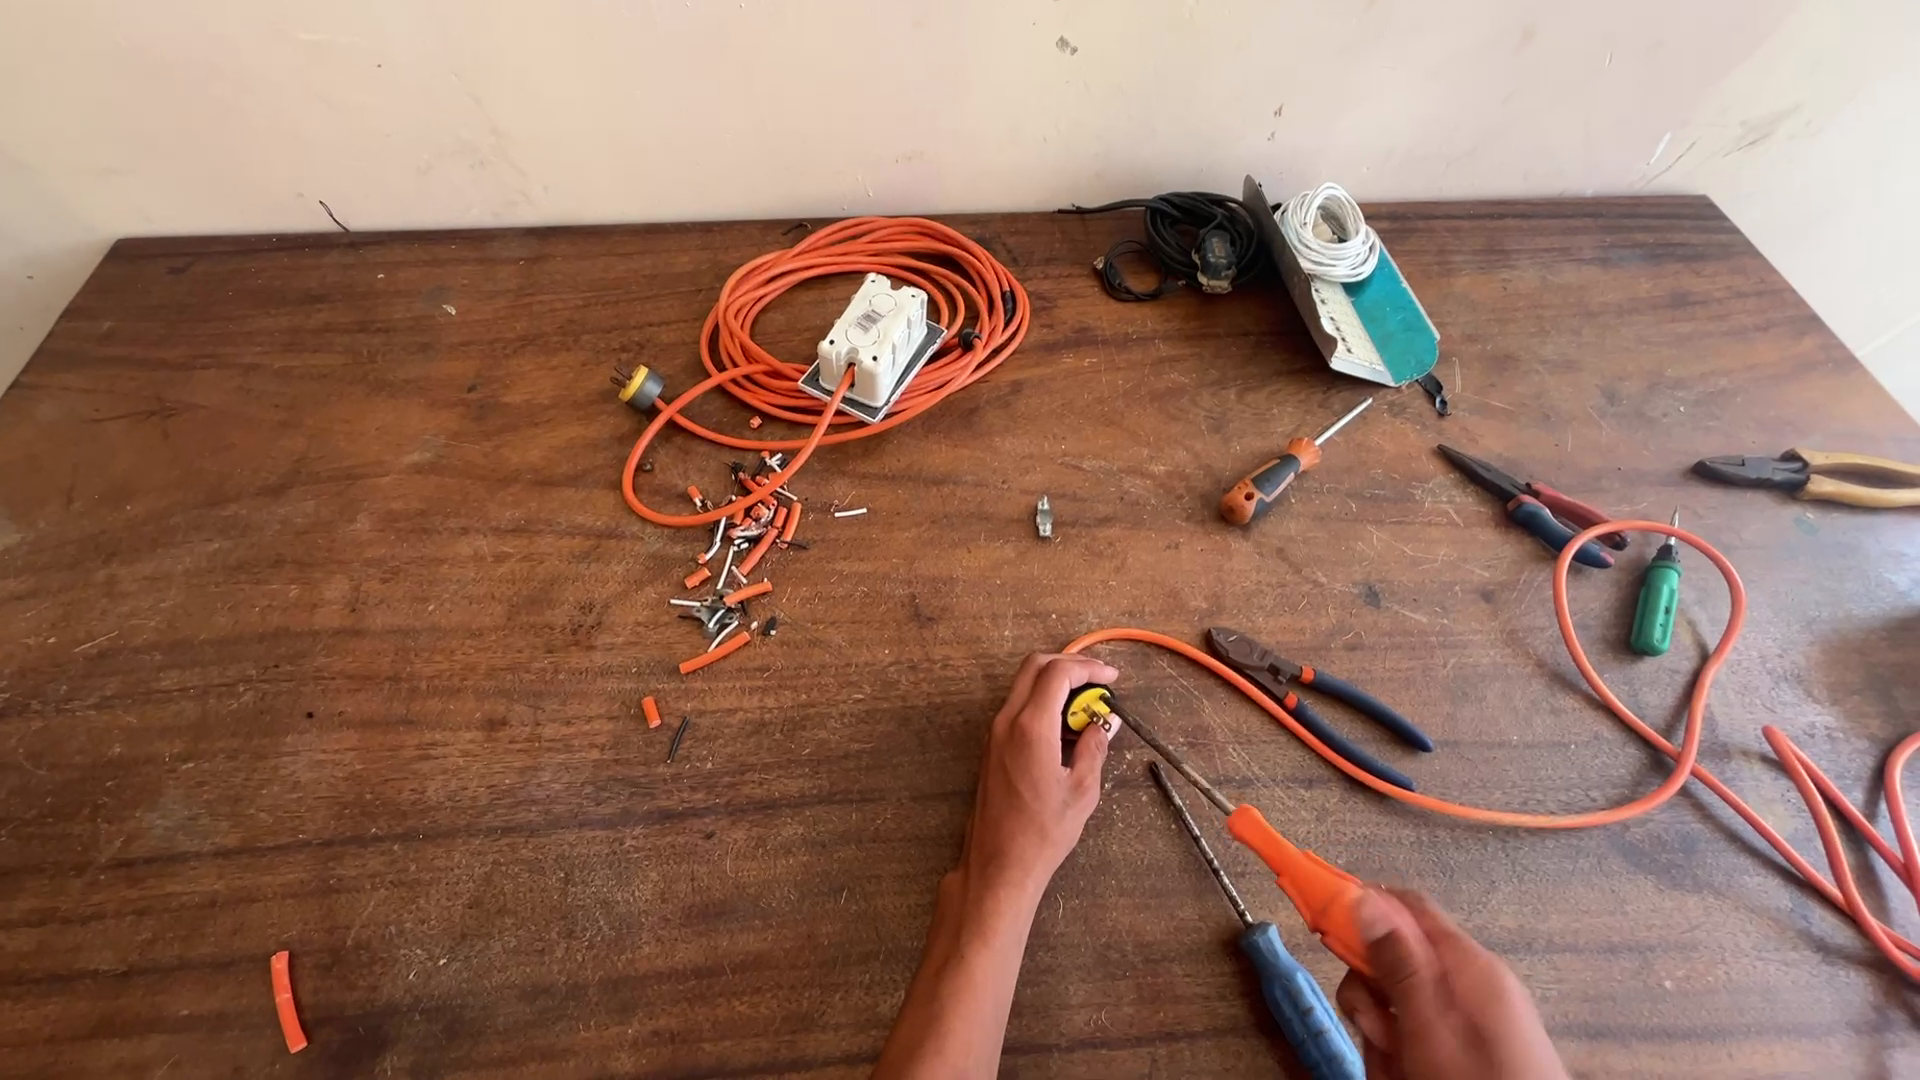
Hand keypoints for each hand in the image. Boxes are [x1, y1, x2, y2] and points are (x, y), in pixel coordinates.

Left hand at [958, 653, 1117, 899]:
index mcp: (1030, 727)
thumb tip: (1106, 722)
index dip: (1088, 668)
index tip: (1112, 678)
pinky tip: (1065, 729)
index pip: (1057, 672)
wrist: (999, 863)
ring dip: (1055, 685)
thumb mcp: (1082, 790)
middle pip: (1034, 666)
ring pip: (1024, 685)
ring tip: (1086, 708)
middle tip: (1098, 681)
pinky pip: (1017, 708)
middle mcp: (1006, 721)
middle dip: (1069, 665)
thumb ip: (1094, 747)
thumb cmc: (1041, 832)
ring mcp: (994, 732)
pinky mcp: (992, 746)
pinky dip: (1042, 704)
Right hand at [1336, 888, 1567, 1079]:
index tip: (1329, 935)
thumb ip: (1398, 960)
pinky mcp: (1476, 1042)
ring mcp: (1476, 1013)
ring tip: (1400, 1069)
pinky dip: (1405, 1050)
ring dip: (1384, 1031)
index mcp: (1469, 963)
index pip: (1405, 903)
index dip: (1361, 908)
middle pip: (1396, 956)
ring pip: (1400, 998)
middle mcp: (1473, 980)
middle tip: (1378, 1031)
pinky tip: (1412, 1075)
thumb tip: (1364, 896)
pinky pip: (1420, 1028)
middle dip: (1372, 993)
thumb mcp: (1429, 1028)